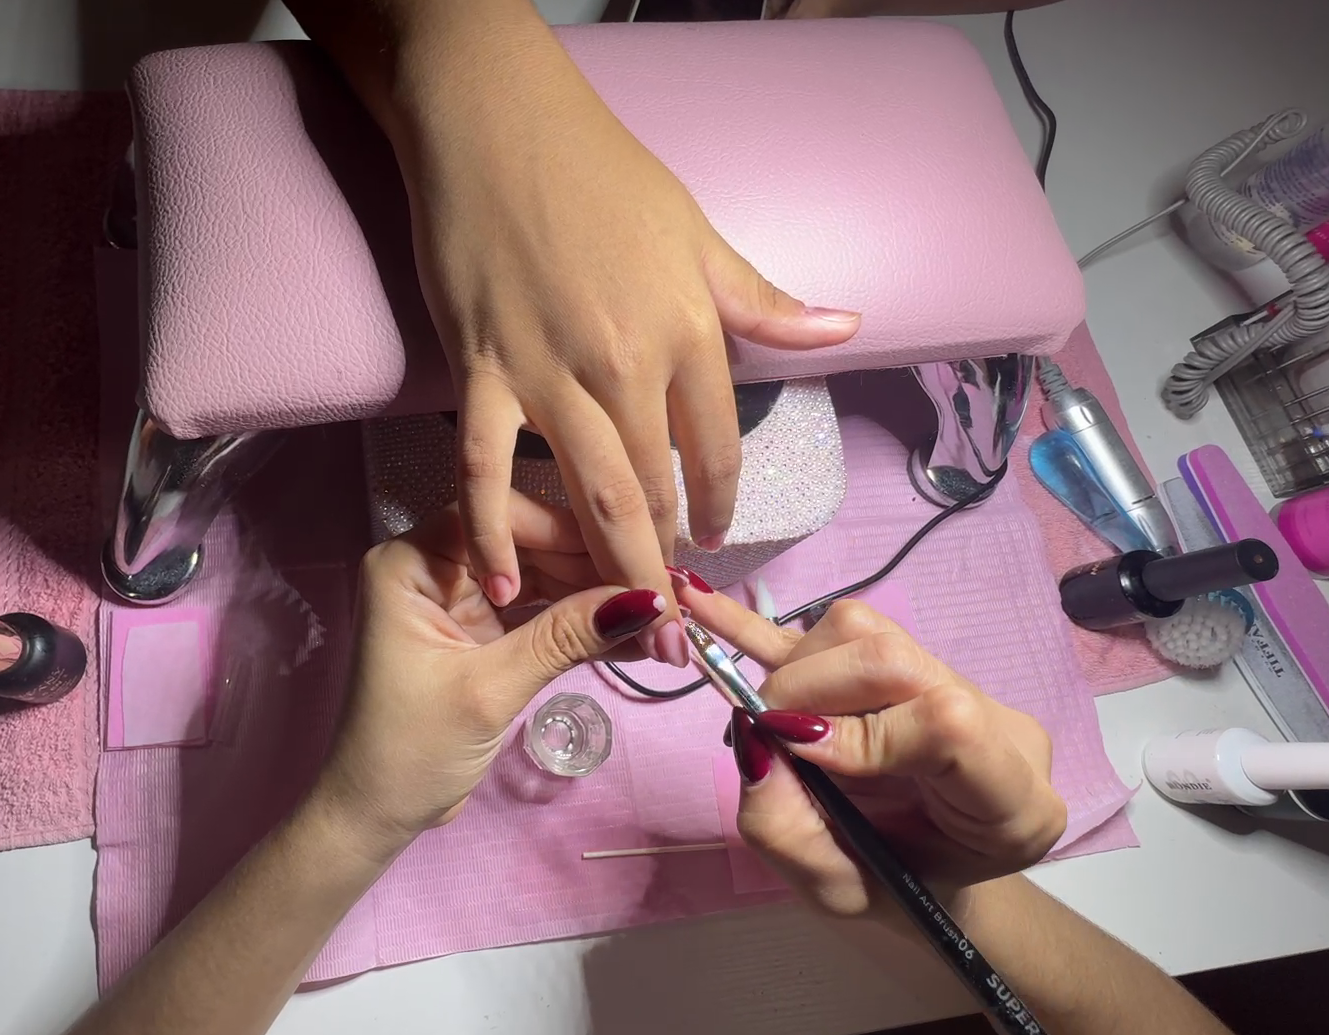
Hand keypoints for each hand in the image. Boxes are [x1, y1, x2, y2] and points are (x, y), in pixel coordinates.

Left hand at [310, 498, 664, 854]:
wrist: (378, 812)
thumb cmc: (412, 749)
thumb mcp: (488, 689)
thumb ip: (564, 637)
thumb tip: (650, 601)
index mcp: (412, 562)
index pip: (499, 520)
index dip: (569, 533)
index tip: (635, 553)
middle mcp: (434, 565)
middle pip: (526, 546)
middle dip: (593, 572)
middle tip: (665, 592)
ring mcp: (460, 597)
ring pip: (539, 578)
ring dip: (595, 599)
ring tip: (661, 617)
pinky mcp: (481, 629)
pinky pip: (538, 612)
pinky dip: (579, 625)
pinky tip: (631, 635)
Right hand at [386, 10, 858, 656]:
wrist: (496, 128)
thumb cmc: (599, 175)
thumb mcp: (696, 232)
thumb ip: (763, 302)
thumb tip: (847, 329)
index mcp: (687, 328)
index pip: (718, 444)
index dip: (722, 503)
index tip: (716, 542)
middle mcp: (626, 365)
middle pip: (657, 487)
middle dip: (668, 558)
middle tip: (671, 613)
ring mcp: (548, 376)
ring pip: (589, 491)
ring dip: (609, 561)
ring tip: (621, 610)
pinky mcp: (481, 377)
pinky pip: (484, 469)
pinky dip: (489, 529)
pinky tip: (502, 584)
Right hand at [674, 579, 1065, 914]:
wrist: (926, 868)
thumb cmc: (889, 888)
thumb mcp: (833, 890)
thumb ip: (784, 826)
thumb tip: (751, 734)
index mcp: (1010, 799)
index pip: (946, 722)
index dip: (856, 731)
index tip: (795, 752)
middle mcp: (995, 721)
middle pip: (889, 656)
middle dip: (804, 688)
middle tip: (766, 730)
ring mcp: (952, 677)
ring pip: (860, 628)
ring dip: (796, 665)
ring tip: (777, 712)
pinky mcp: (899, 654)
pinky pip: (834, 625)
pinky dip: (760, 619)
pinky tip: (698, 599)